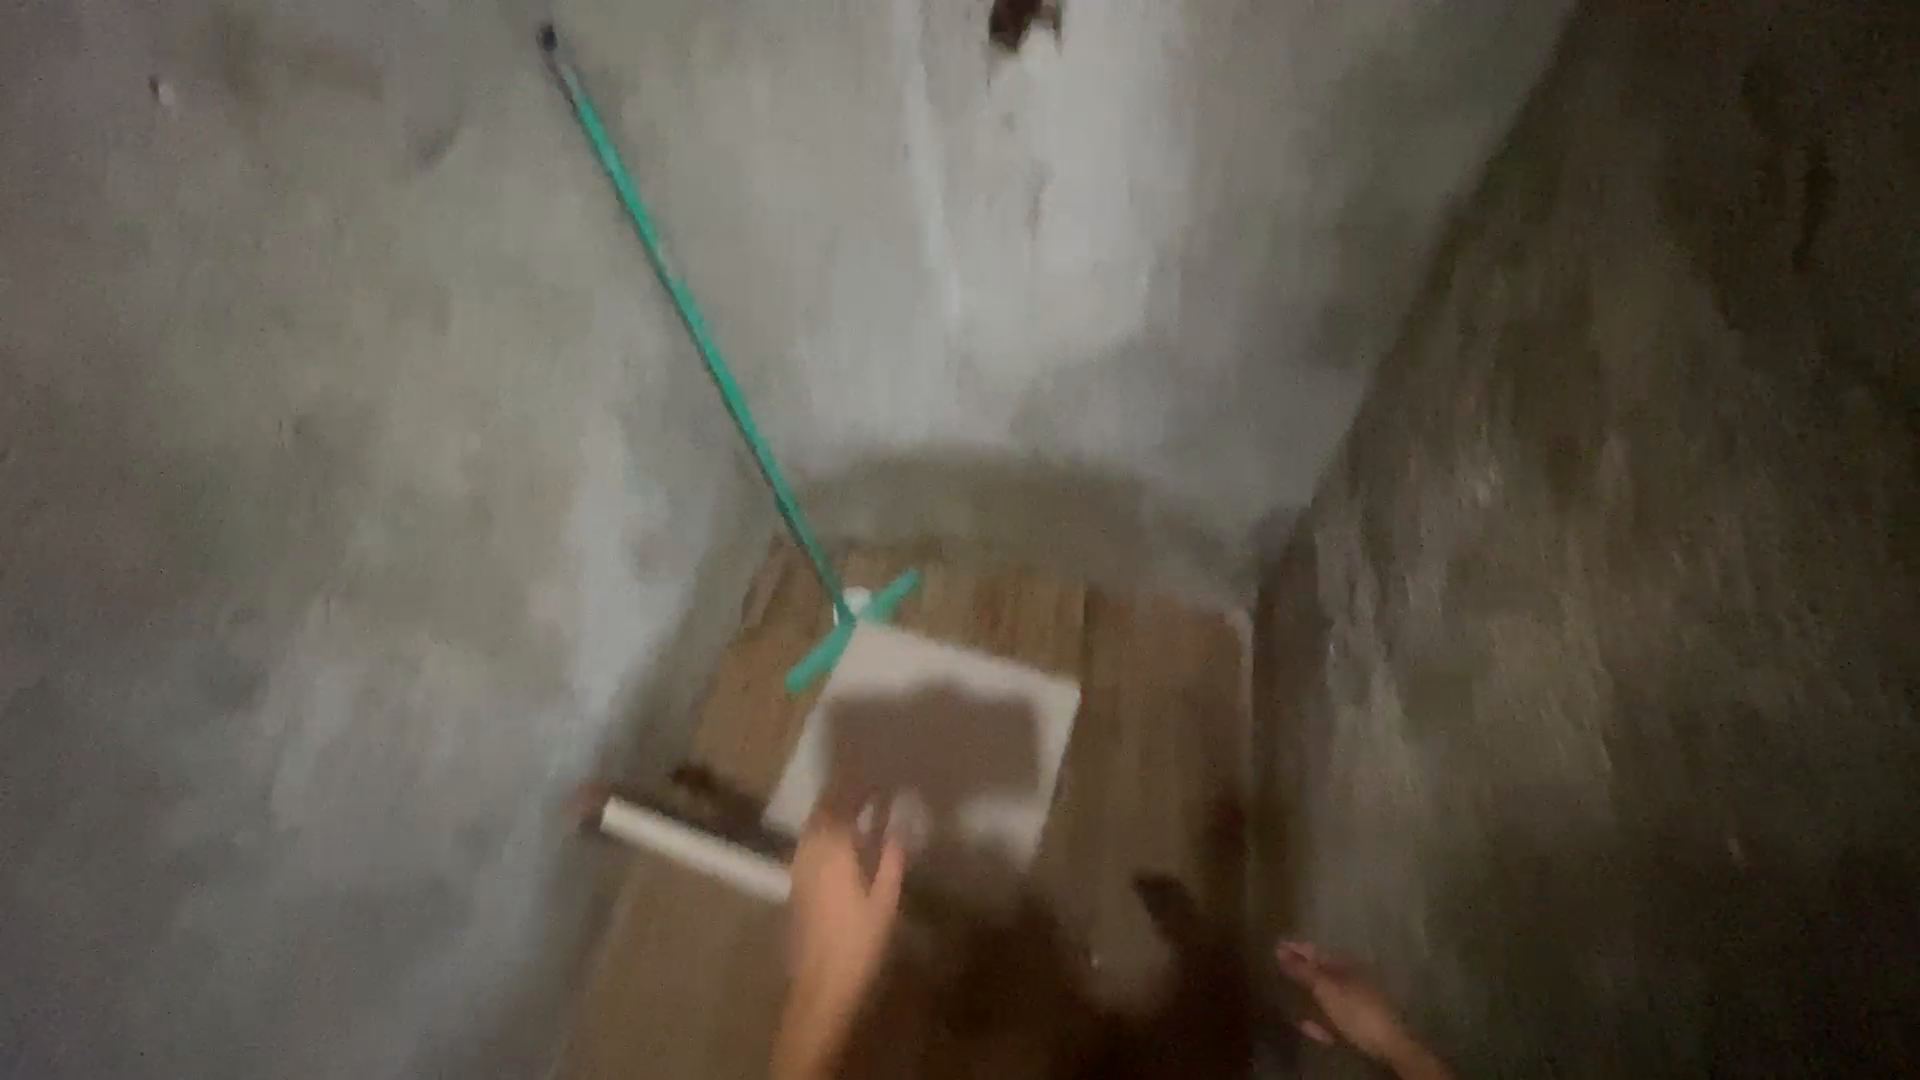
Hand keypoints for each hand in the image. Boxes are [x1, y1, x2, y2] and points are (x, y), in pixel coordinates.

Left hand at [787, 809, 905, 1012]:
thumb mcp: (886, 900)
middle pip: (821, 813)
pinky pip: (807, 845)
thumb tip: (898, 829)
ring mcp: (798, 869)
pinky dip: (821, 834)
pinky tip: (838, 844)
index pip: (842, 807)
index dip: (859, 792)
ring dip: (829, 814)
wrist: (821, 984)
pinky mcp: (794, 886)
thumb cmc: (858, 942)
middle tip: (865, 793)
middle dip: (840, 798)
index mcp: (834, 851)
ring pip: (811, 828)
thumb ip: (892, 859)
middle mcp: (810, 852)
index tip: (878, 785)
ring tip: (853, 813)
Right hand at [1275, 941, 1420, 1062]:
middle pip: (1320, 971)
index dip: (1294, 947)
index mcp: (1344, 963)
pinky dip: (1319, 1018)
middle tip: (1278, 970)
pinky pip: (1334, 1016)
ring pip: (1327, 994)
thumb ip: (1302, 969)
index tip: (1275, 946)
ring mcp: (1357, 1001)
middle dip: (1300, 970)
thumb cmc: (1356, 1010)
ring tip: (1289, 997)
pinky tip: (1307, 1025)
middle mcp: (1351, 977)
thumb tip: (1279, 948)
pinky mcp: (1361, 1023)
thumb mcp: (1325, 988)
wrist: (1392, 1046)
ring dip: (1309, 994)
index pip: (1314, 950)